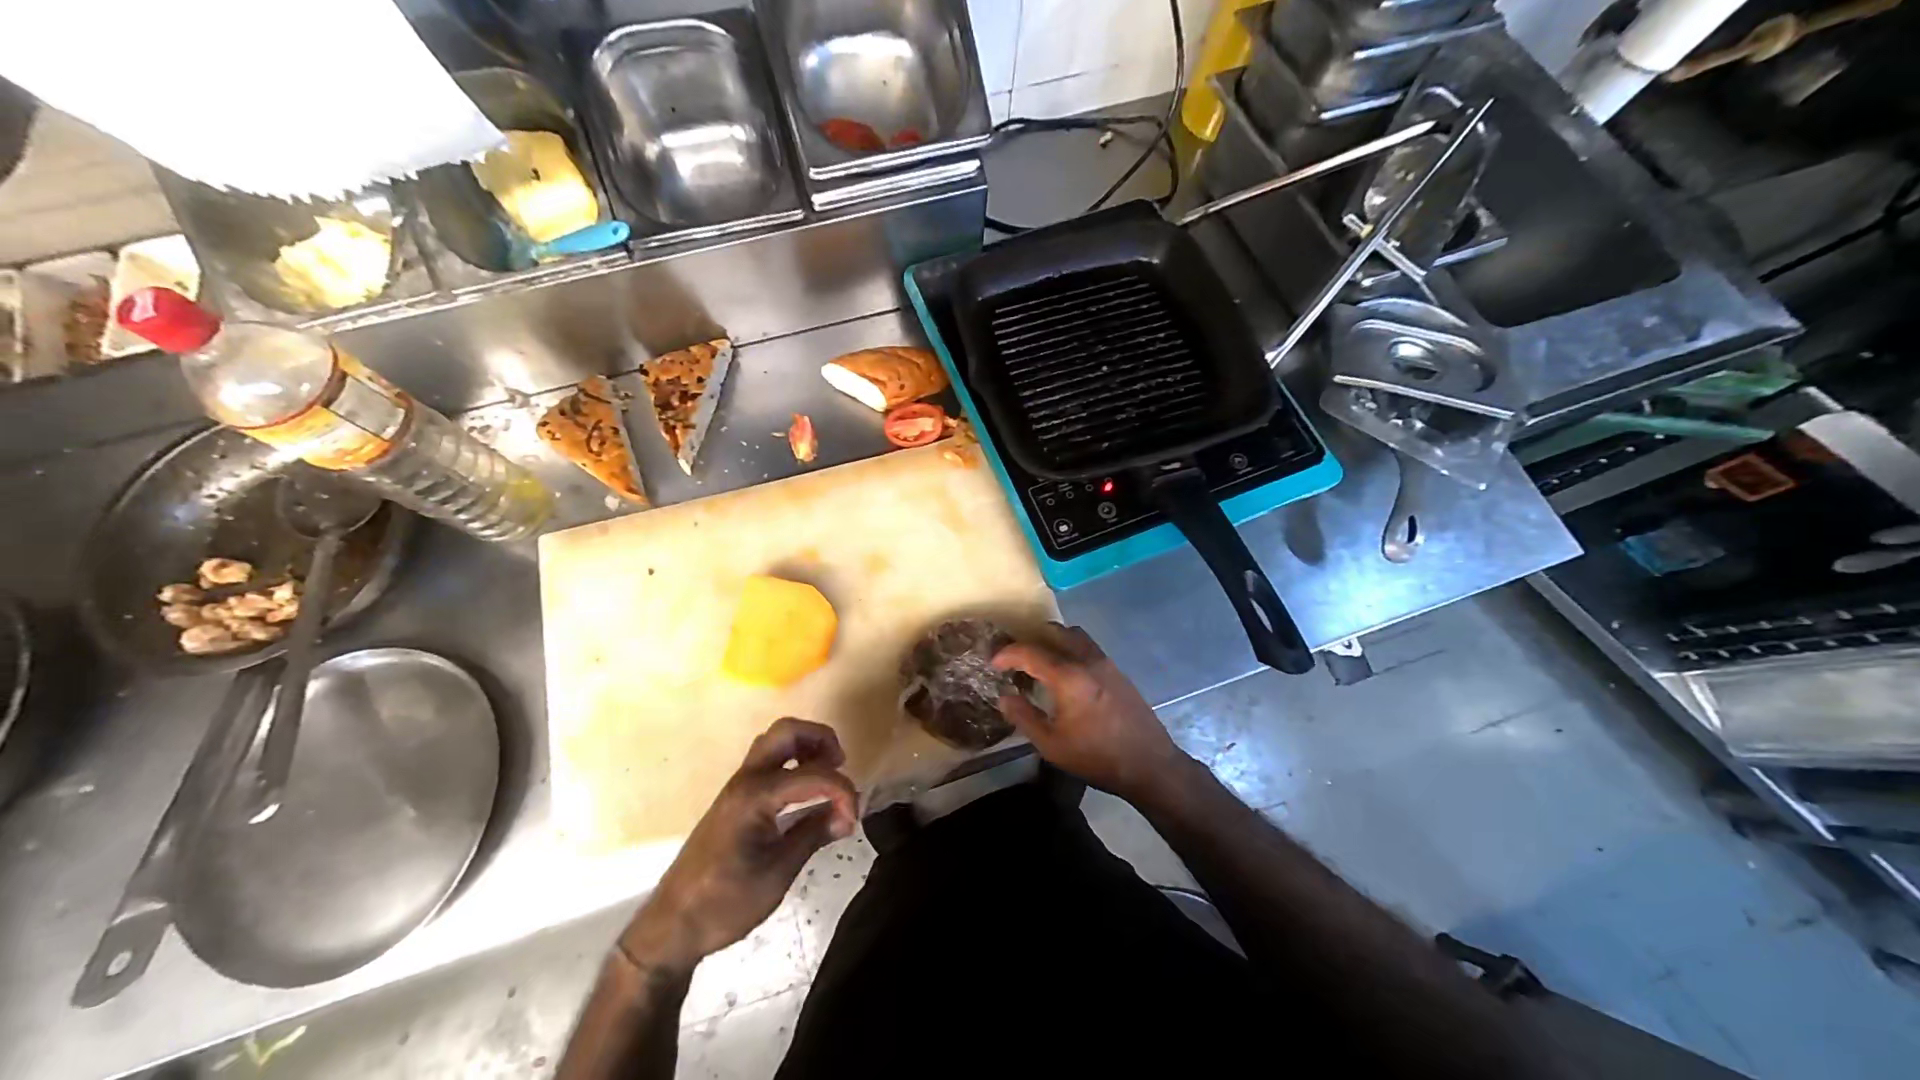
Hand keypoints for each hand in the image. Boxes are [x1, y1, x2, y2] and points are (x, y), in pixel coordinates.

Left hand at [621, 718, 857, 973]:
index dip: (842, 791)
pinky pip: (768, 761)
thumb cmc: (725, 903)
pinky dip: (793, 762)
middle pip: (787, 731)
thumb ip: (814, 834)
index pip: (813, 774)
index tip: (853, 820)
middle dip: (821, 740)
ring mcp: (737, 786)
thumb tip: (846, 816)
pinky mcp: (735, 798)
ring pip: (775, 741)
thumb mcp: (778, 873)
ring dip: (806, 747)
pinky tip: (806, 791)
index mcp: (755, 796)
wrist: (672, 925)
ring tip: (828, 776)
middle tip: (841, 767)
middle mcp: (745, 780)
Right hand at [993, 623, 1195, 803]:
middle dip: (1031, 639)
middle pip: (1055, 632)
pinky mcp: (1118, 672)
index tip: (994, 663)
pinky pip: (1088, 648)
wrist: (1149, 764)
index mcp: (1068, 676)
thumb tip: (1004, 697)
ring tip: (1040, 662)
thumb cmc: (1096, 757)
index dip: (1007, 653)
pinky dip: (1070, 650)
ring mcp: (1106, 663)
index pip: (1030, 651)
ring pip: (1075, 637)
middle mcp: (1087, 661)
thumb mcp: (1051, 744)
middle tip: (1016, 657)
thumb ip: (1024, 716)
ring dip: (1053, 641)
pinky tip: (1065, 675)